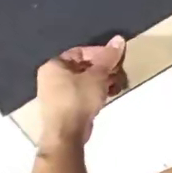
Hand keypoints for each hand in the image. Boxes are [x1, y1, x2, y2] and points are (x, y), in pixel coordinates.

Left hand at [34, 36, 126, 152]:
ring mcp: (57, 93)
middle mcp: (52, 77)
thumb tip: (119, 39)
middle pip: (84, 65)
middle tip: (119, 73)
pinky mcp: (65, 106)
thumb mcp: (97, 75)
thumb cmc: (79, 99)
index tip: (116, 60)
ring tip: (117, 86)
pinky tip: (109, 95)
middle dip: (105, 69)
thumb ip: (108, 57)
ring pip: (85, 80)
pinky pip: (83, 92)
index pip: (81, 51)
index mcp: (54, 65)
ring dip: (104, 80)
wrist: (66, 133)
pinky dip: (96, 91)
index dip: (101, 53)